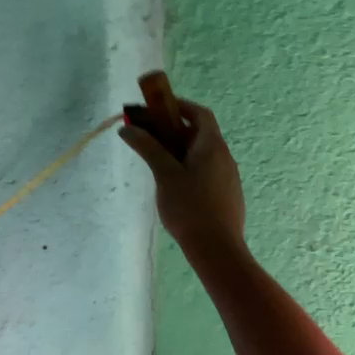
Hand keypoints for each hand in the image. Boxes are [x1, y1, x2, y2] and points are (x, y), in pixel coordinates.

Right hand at [119, 98, 247, 259]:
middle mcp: (224, 156)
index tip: (156, 107)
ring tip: (155, 161)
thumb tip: (127, 128)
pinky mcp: (226, 195)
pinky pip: (206, 170)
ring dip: (179, 149)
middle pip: (199, 133)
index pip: (199, 113)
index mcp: (212, 146)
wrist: (217, 249)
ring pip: (201, 154)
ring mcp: (228, 177)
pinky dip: (187, 166)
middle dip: (172, 130)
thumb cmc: (190, 207)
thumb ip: (147, 147)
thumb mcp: (164, 174)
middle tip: (147, 135)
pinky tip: (172, 185)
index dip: (179, 106)